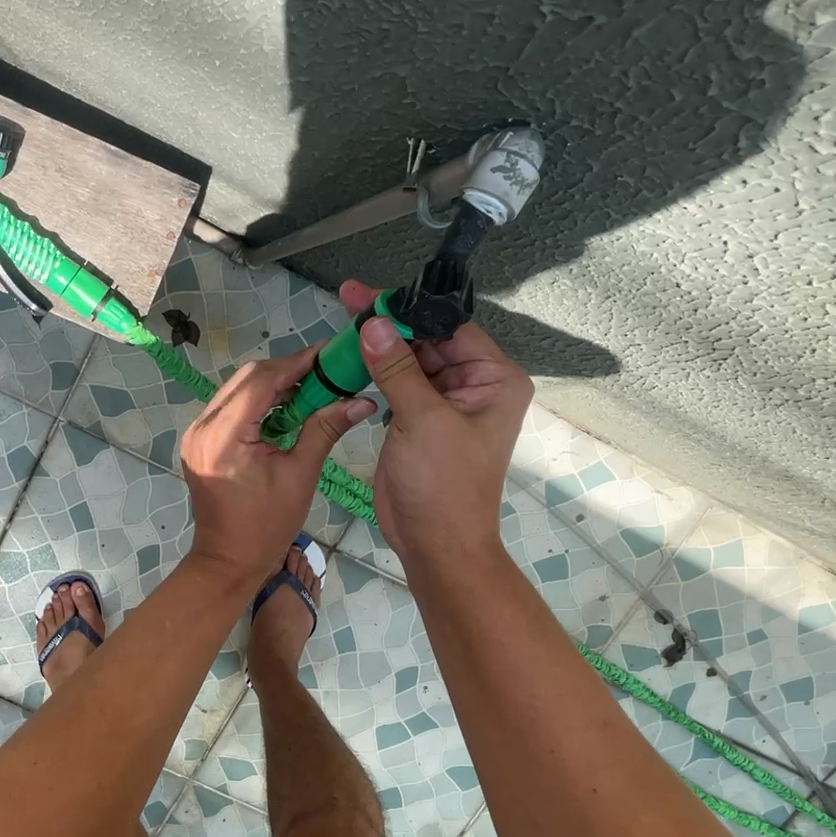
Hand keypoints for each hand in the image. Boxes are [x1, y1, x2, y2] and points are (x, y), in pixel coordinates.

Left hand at [179, 343, 376, 582]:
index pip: (261, 381)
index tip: (330, 354)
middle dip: (286, 371)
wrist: (228, 560)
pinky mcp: (200, 441)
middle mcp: (201, 427)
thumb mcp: (300, 475)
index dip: (297, 363)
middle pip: (245, 379)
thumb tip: (362, 399)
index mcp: (223, 436)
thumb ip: (324, 430)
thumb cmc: (265, 526)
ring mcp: (196, 434)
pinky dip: (258, 402)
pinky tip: (287, 407)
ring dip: (273, 385)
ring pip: (237, 390)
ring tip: (312, 387)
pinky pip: (230, 407)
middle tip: (325, 371)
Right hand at [346, 279, 532, 565]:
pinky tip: (349, 359)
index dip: (409, 309)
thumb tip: (373, 323)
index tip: (368, 294)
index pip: (450, 328)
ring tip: (342, 326)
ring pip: (408, 361)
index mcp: (493, 379)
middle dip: (390, 325)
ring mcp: (443, 403)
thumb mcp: (423, 421)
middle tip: (347, 301)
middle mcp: (472, 384)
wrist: (434, 542)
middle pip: (427, 341)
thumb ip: (398, 369)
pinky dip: (374, 372)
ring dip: (378, 347)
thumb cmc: (443, 484)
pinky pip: (396, 385)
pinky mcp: (416, 421)